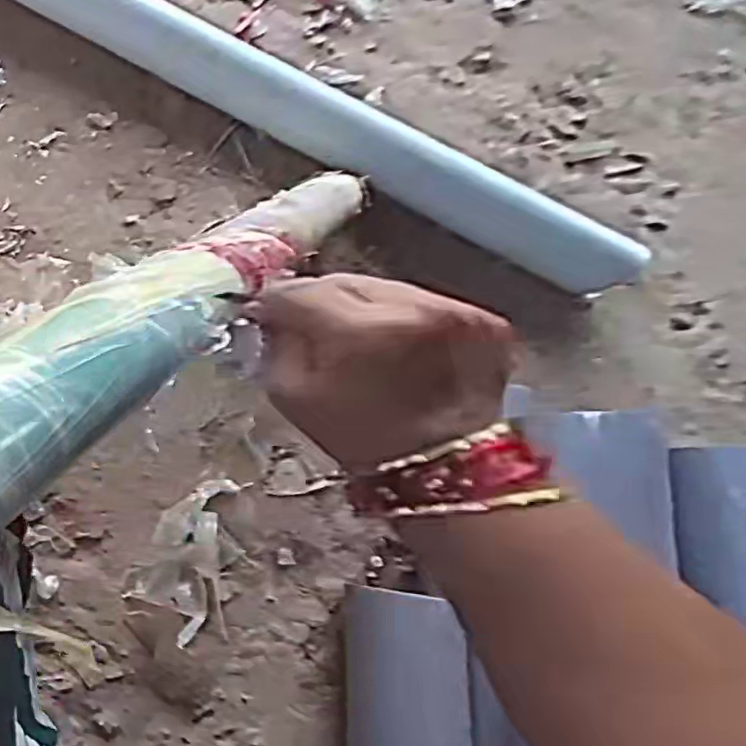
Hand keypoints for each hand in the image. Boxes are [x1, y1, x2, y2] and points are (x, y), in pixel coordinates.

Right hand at [254, 274, 515, 469]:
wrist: (442, 465)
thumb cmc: (355, 435)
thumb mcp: (289, 393)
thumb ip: (276, 343)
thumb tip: (273, 315)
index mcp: (359, 330)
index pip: (297, 291)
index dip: (273, 301)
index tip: (263, 312)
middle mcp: (412, 308)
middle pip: (341, 281)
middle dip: (315, 299)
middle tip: (300, 321)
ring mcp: (454, 310)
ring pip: (381, 286)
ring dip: (356, 304)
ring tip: (348, 334)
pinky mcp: (483, 319)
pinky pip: (419, 300)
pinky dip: (396, 315)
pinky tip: (390, 343)